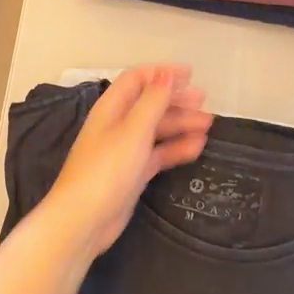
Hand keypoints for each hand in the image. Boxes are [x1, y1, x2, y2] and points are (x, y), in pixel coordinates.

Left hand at [42, 65, 213, 256]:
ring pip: (156, 129)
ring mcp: (125, 150)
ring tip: (209, 124)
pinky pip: (158, 153)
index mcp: (111, 108)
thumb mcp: (133, 130)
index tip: (190, 74)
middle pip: (149, 104)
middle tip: (204, 100)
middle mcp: (117, 125)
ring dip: (181, 124)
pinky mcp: (133, 173)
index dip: (162, 74)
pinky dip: (176, 148)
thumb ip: (152, 101)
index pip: (137, 80)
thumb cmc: (107, 169)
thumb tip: (166, 75)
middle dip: (176, 99)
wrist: (85, 219)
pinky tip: (197, 147)